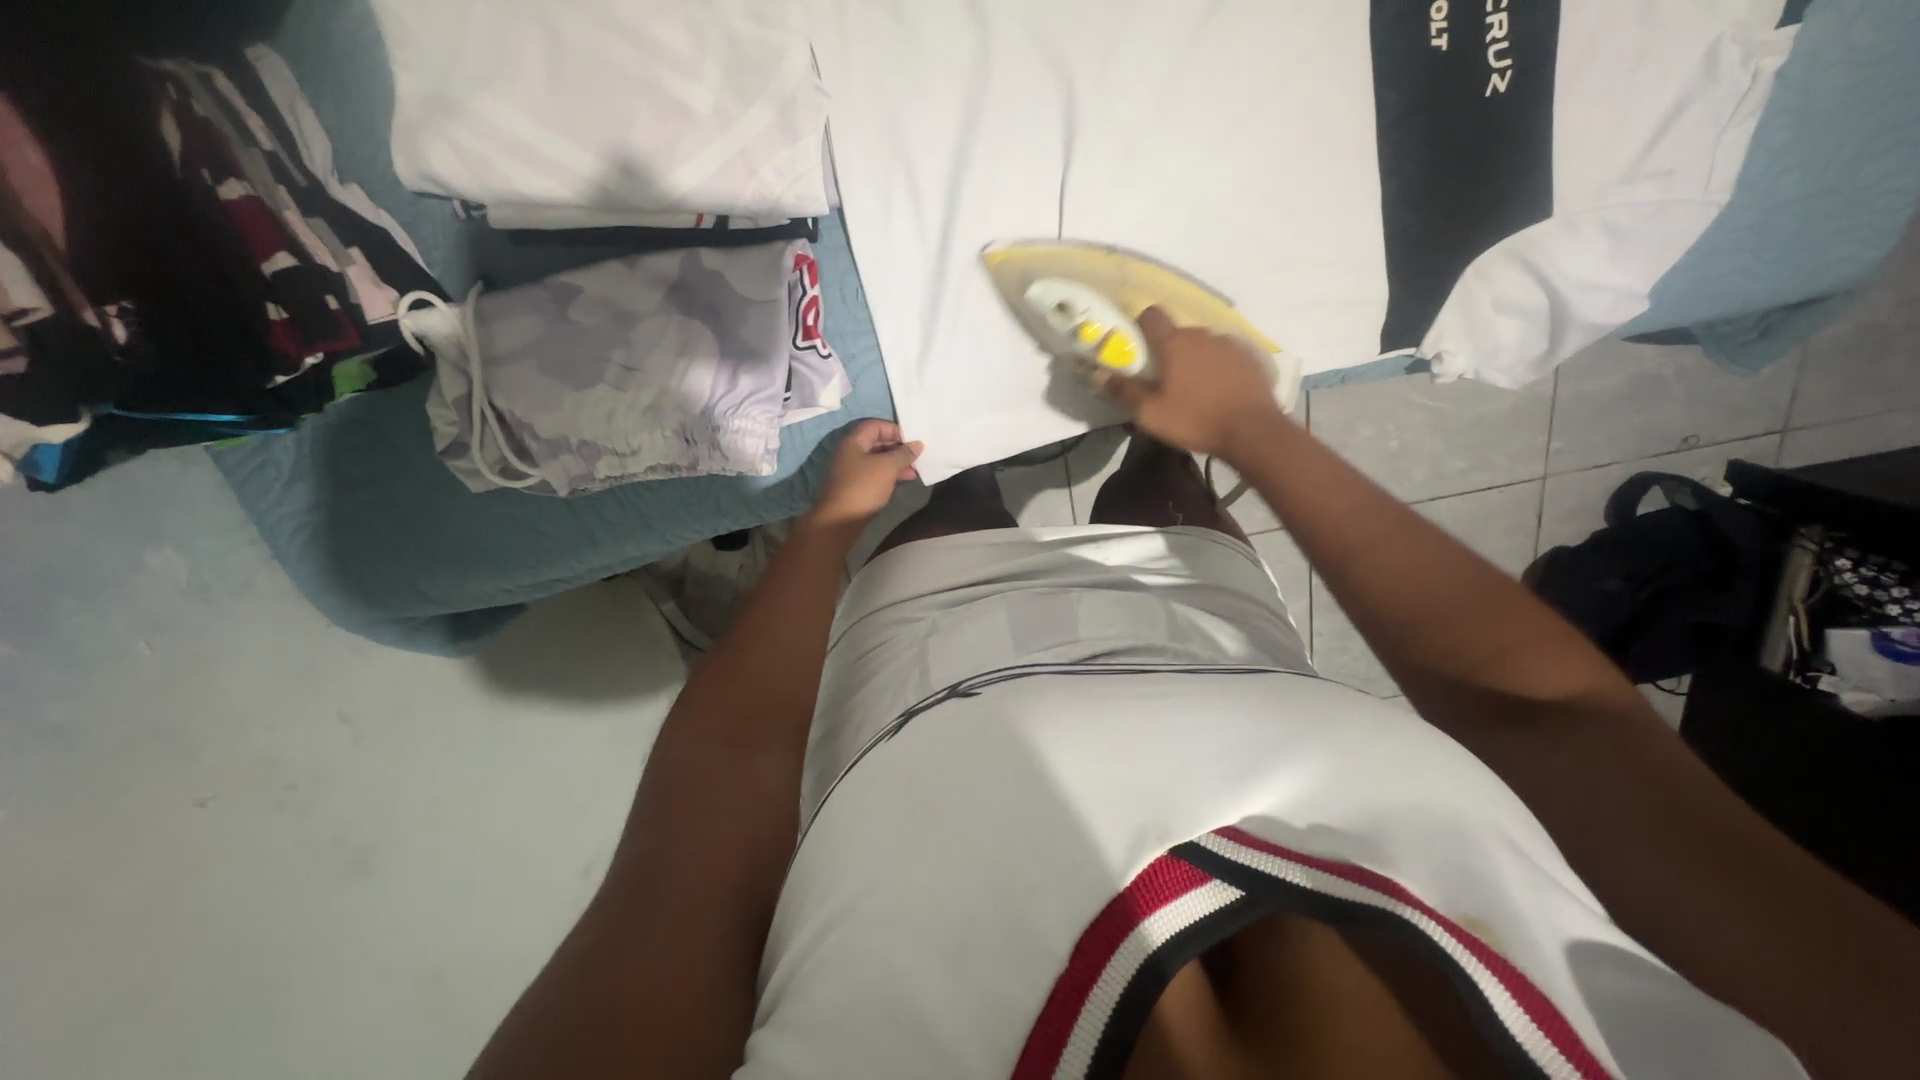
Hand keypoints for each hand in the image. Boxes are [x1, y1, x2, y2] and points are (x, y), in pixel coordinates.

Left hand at [809, 418, 923, 527]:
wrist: (840, 520)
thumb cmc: (863, 487)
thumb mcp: (887, 467)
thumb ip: (904, 454)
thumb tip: (917, 444)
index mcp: (854, 441)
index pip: (876, 425)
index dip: (895, 429)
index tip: (913, 439)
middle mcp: (851, 452)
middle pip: (877, 442)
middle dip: (899, 447)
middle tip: (918, 454)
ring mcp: (852, 470)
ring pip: (878, 459)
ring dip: (897, 462)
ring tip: (917, 469)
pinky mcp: (856, 485)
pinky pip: (876, 473)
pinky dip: (891, 474)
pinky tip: (906, 479)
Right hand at [1094, 307, 1286, 460]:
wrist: (1253, 431)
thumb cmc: (1195, 420)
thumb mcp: (1150, 414)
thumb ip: (1123, 391)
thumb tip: (1098, 373)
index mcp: (1174, 342)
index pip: (1151, 314)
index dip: (1141, 326)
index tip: (1139, 349)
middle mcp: (1201, 334)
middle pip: (1177, 333)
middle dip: (1168, 351)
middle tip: (1165, 381)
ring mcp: (1228, 343)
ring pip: (1202, 344)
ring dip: (1194, 359)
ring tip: (1195, 390)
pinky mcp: (1249, 357)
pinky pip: (1225, 355)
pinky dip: (1218, 368)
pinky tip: (1219, 392)